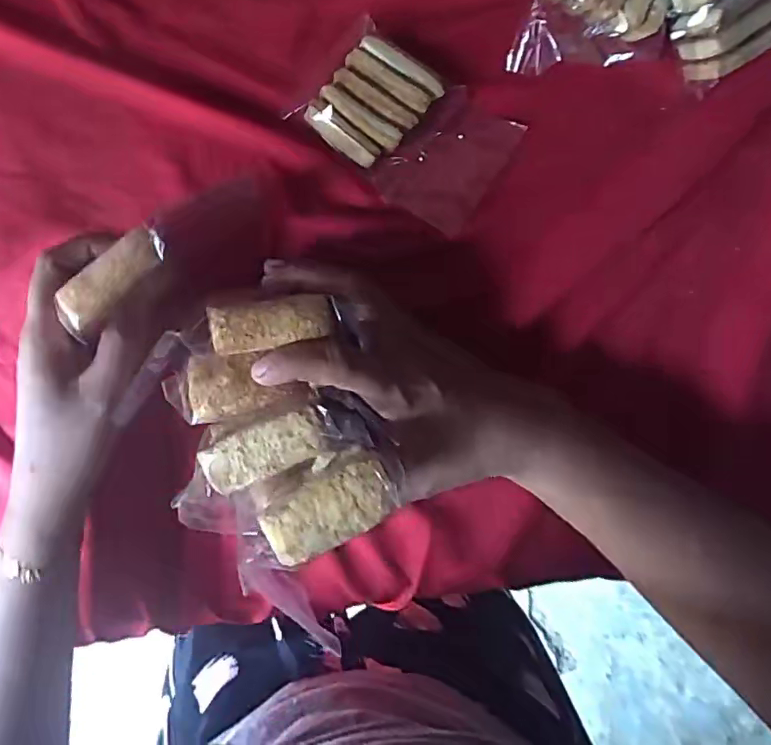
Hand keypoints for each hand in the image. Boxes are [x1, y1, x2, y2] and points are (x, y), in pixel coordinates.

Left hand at [3, 234, 167, 563]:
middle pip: (68, 276)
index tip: (129, 252)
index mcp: (42, 330)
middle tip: (152, 271)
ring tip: (155, 293)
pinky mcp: (66, 366)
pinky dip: (116, 314)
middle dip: (110, 264)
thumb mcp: (105, 391)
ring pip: (81, 299)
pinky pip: (90, 324)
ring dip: (115, 289)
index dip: (87, 245)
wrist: (51, 496)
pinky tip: (145, 326)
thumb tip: (148, 290)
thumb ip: (125, 338)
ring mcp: (53, 349)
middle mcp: (42, 331)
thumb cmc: (72, 444)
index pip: (52, 263)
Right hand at [250, 260, 572, 500]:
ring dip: (313, 274)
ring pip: (355, 284)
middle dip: (301, 282)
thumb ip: (363, 480)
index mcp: (395, 383)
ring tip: (275, 272)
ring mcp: (405, 326)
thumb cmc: (462, 448)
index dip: (297, 362)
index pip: (341, 362)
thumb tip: (309, 499)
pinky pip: (362, 290)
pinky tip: (312, 286)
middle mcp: (396, 343)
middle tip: (259, 281)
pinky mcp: (409, 323)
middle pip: (349, 294)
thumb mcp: (415, 474)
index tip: (258, 368)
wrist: (513, 419)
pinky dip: (331, 280)